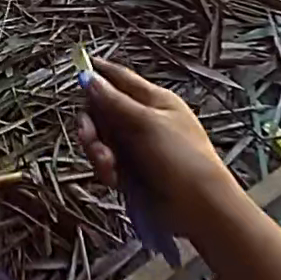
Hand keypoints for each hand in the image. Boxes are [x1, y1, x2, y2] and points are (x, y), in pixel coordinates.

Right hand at [76, 58, 239, 236]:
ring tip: (106, 161)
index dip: (100, 73)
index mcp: (154, 101)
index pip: (121, 78)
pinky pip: (106, 161)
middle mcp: (144, 121)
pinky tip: (112, 176)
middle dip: (93, 121)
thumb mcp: (146, 123)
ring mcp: (137, 147)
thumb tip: (89, 77)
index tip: (79, 68)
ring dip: (97, 147)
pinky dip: (105, 167)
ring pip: (102, 137)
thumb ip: (114, 101)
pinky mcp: (131, 172)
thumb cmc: (182, 159)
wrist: (201, 211)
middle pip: (104, 109)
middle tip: (89, 133)